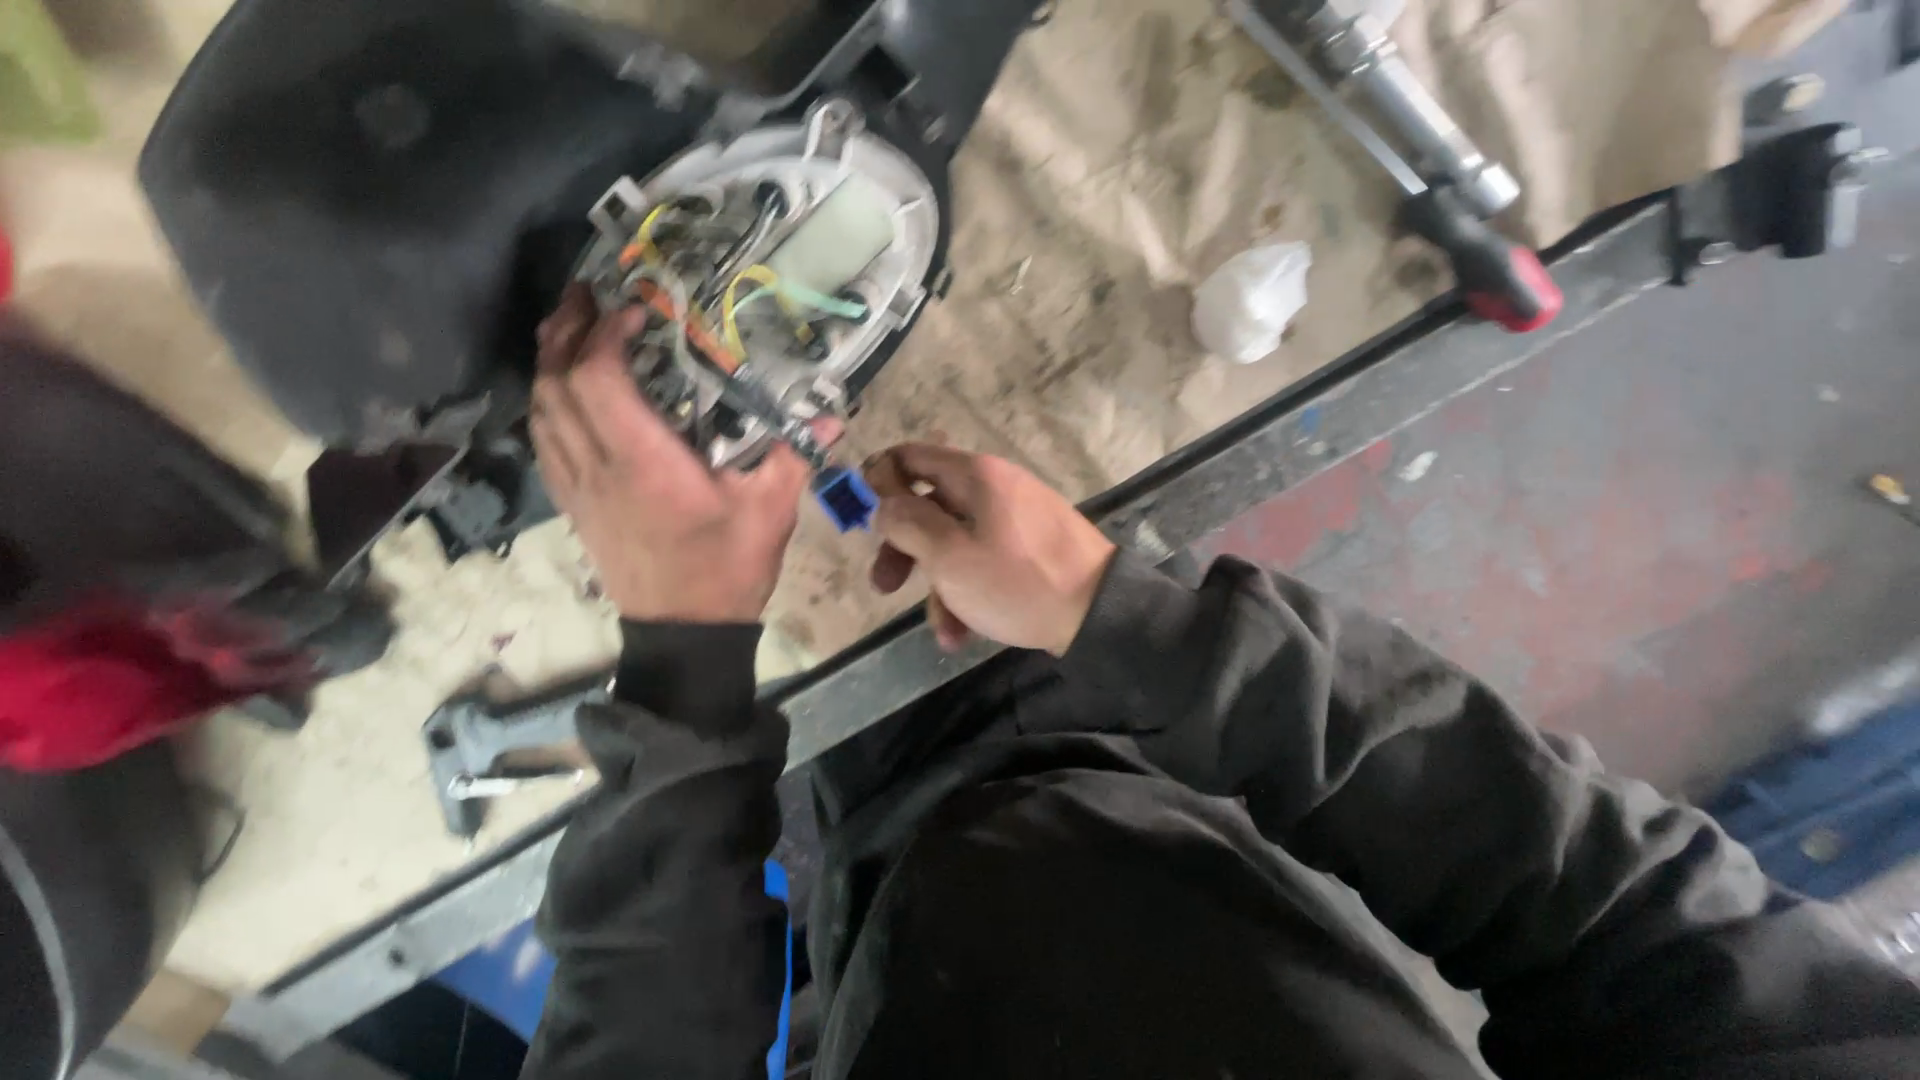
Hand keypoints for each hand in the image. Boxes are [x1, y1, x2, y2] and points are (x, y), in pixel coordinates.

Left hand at [529, 286, 808, 623]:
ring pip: (541, 410)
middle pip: (555, 382)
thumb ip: (794, 454)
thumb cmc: (727, 569)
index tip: (639, 310)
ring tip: (569, 329)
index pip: (597, 377)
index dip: (607, 332)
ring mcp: (578, 487)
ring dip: (549, 362)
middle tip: (587, 294)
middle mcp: (598, 466)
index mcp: (643, 461)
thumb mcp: (770, 510)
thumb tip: (832, 415)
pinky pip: (543, 440)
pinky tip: (564, 393)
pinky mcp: (574, 504)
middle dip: (565, 330)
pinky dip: (547, 404)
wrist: (685, 632)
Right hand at [866, 444, 1116, 655]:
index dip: (877, 482)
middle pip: (928, 506)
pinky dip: (969, 593)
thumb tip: (883, 502)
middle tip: (883, 585)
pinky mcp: (1030, 550)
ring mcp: (1015, 520)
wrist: (1101, 614)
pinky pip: (984, 562)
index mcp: (974, 475)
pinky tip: (965, 633)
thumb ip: (906, 523)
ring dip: (938, 586)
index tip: (862, 520)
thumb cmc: (1018, 581)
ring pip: (954, 543)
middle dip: (902, 548)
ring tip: (943, 631)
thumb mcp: (949, 556)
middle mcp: (994, 488)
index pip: (909, 456)